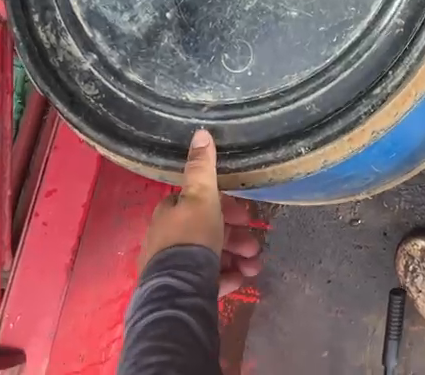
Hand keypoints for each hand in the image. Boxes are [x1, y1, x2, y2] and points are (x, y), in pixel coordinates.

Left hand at [139, 129, 264, 294]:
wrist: (178, 292)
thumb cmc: (192, 236)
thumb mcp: (201, 195)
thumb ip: (202, 166)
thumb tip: (200, 131)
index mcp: (171, 213)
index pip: (200, 202)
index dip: (227, 206)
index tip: (247, 215)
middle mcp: (168, 240)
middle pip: (208, 231)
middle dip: (237, 236)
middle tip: (256, 246)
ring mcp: (173, 268)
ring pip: (210, 257)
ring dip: (236, 257)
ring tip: (255, 267)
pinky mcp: (180, 292)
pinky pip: (207, 281)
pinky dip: (226, 278)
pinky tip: (240, 281)